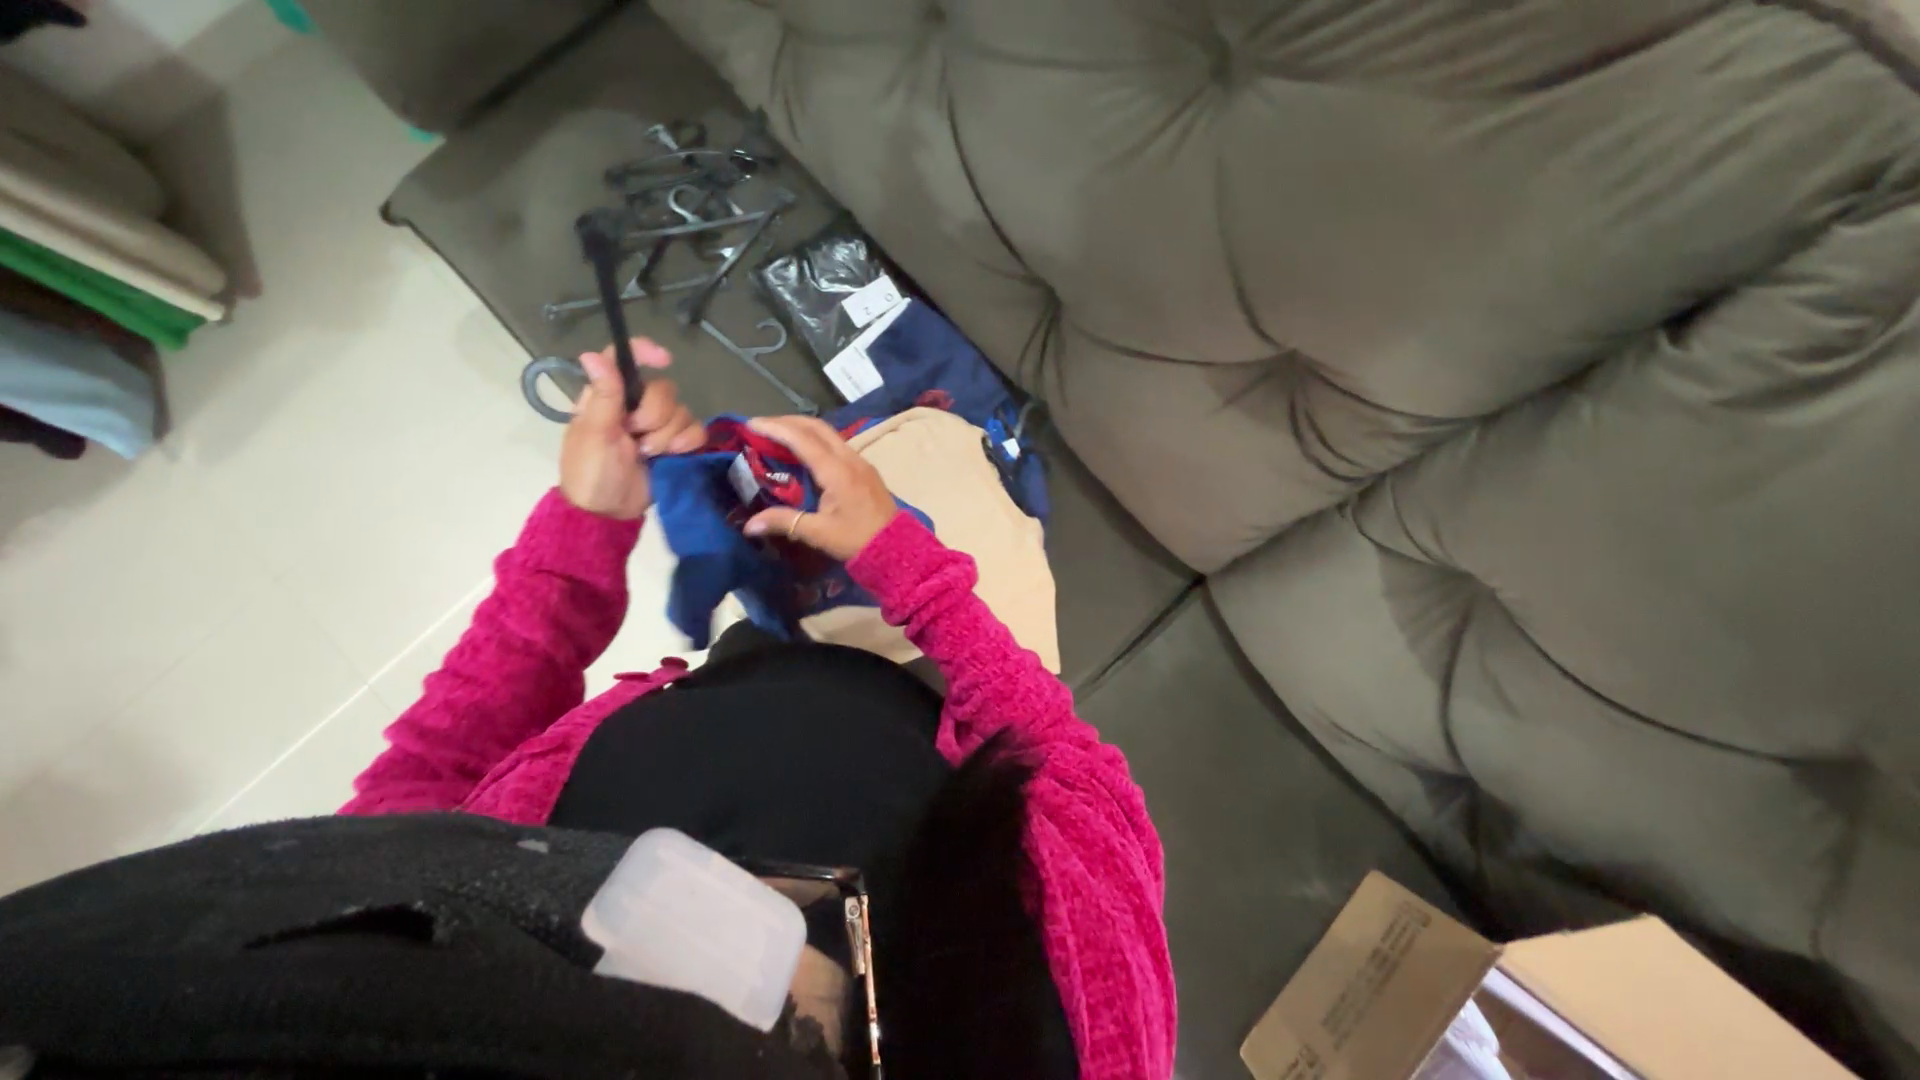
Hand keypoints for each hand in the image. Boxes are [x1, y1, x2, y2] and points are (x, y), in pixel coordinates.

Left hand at [559, 339, 704, 519]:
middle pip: (663, 388)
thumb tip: (590, 353)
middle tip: (635, 436)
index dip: (644, 352)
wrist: (608, 513)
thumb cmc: (591, 472)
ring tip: (648, 454)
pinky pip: (696, 430)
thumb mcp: (594, 432)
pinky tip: (673, 455)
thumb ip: (604, 394)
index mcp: (608, 396)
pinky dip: (688, 442)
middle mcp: (635, 406)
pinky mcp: (676, 446)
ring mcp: (657, 426)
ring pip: (682, 411)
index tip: (663, 360)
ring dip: (667, 435)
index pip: (625, 358)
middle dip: (655, 414)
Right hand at [741, 416, 898, 559]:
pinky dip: (816, 440)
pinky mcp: (865, 470)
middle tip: (761, 426)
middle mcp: (849, 459)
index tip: (750, 424)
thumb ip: (784, 522)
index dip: (775, 428)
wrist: (897, 549)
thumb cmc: (857, 540)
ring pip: (828, 433)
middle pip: (816, 427)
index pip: (801, 439)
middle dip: (787, 422)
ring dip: (802, 429)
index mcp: (837, 471)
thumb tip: (748, 525)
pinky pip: (837, 444)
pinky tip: (804, 452)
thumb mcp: (818, 533)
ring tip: (778, 435)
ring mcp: (860, 462)